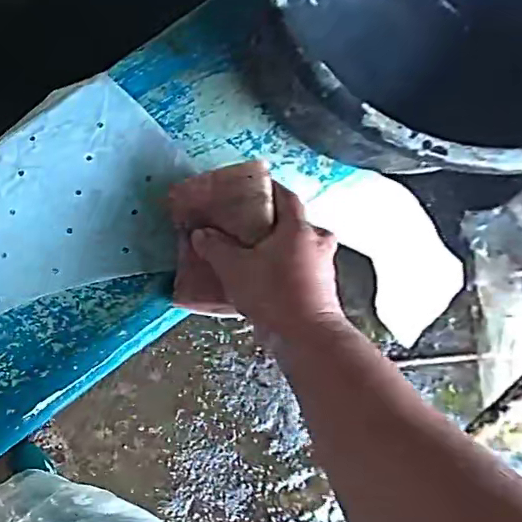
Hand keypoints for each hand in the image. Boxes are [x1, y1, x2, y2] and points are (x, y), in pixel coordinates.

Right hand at [185, 182, 345, 341]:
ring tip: (244, 251)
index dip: (267, 188)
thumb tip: (200, 234)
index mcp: (299, 228)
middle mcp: (317, 241)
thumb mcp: (233, 267)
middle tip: (241, 224)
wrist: (305, 334)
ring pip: (293, 245)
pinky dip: (277, 265)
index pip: (285, 196)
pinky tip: (256, 274)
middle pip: (291, 222)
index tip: (248, 187)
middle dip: (267, 221)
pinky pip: (294, 265)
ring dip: (272, 245)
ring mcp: (321, 264)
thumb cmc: (272, 292)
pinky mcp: (318, 285)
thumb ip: (214, 247)